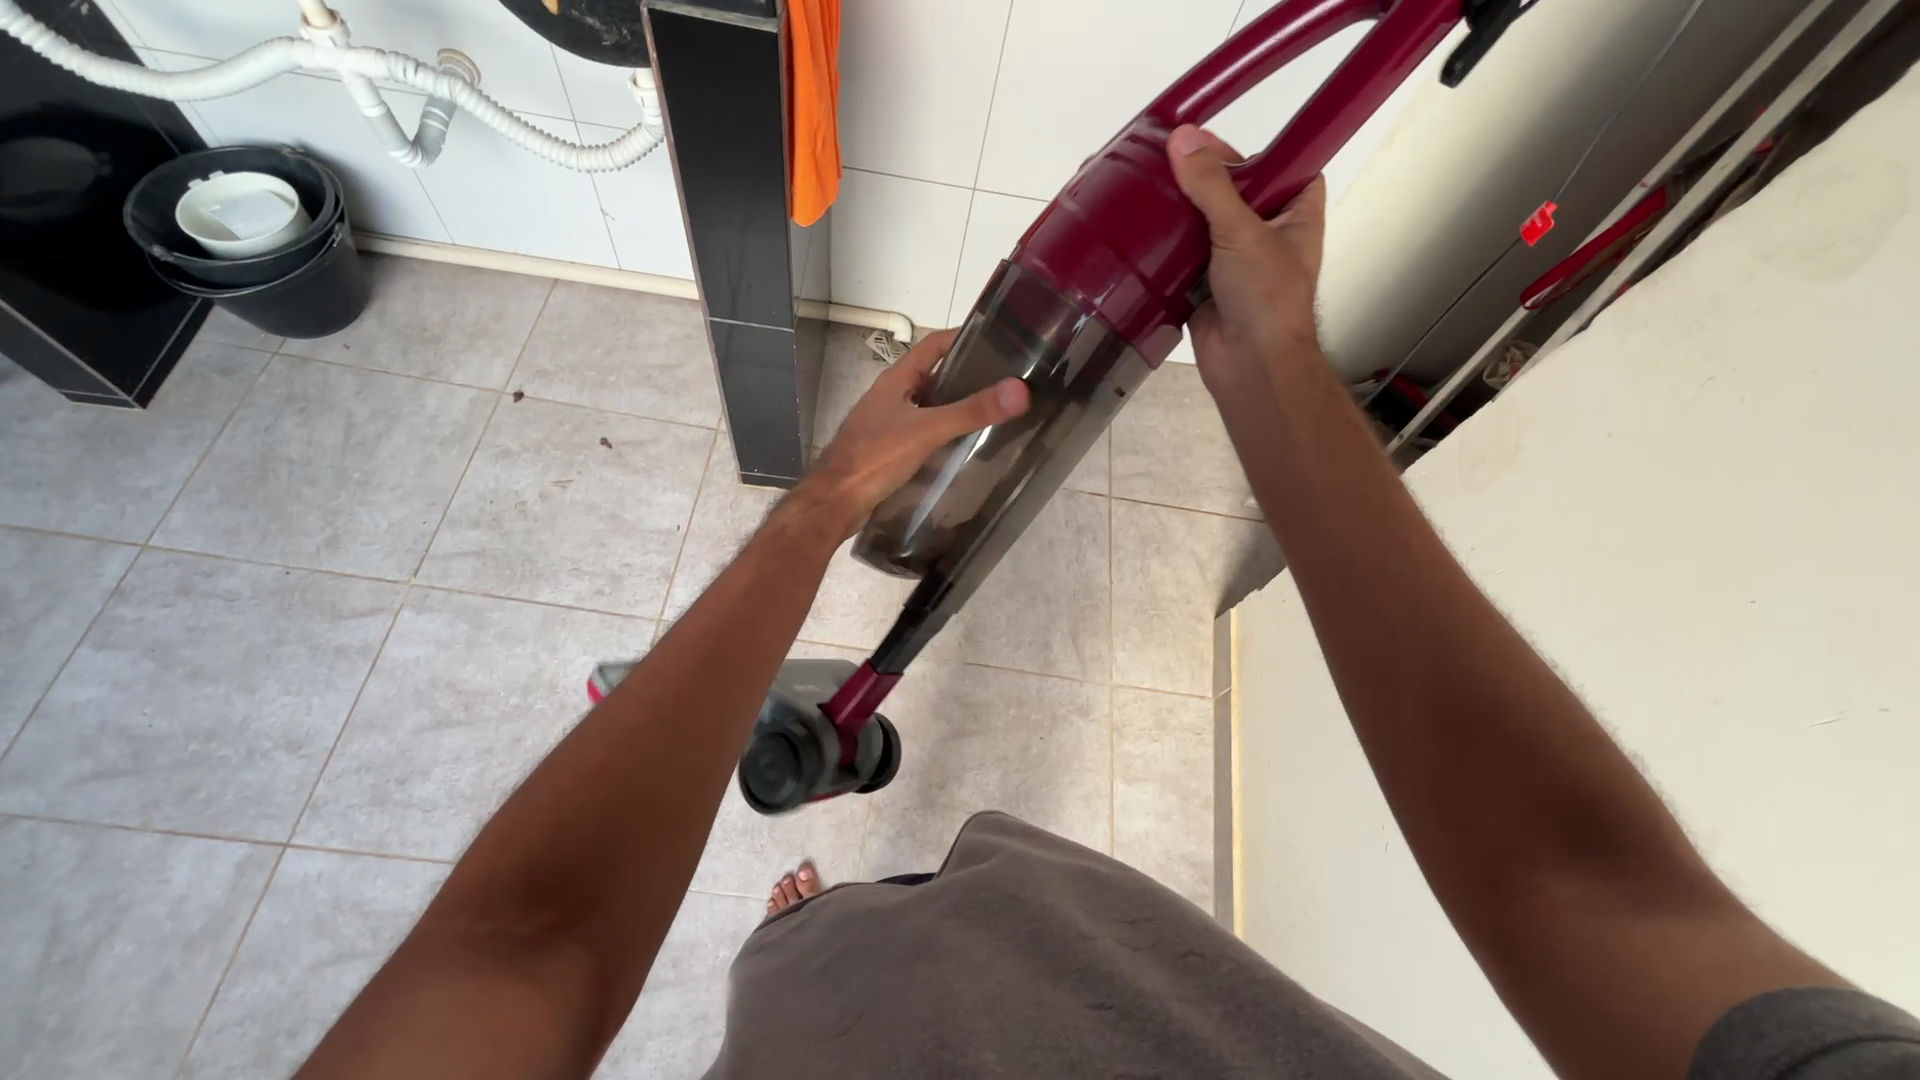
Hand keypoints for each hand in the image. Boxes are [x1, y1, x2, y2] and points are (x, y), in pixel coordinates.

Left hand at [794, 327, 1030, 538]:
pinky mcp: (888, 450)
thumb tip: (1019, 390)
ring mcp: (887, 424)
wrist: (835, 501)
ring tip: (991, 414)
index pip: (934, 345)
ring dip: (955, 409)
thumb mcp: (928, 430)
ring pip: (928, 408)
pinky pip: (922, 435)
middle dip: (966, 377)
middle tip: (1004, 382)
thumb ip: (971, 411)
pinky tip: (962, 449)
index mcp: (897, 379)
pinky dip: (943, 436)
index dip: (963, 337)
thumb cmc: (875, 457)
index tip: (997, 339)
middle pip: (934, 376)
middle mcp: (891, 396)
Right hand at [1166, 125, 1327, 396]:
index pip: (1284, 166)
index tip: (1213, 140)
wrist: (1249, 365)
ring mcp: (1234, 262)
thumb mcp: (1242, 231)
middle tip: (1167, 158)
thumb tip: (1181, 139)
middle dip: (1204, 180)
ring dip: (1180, 212)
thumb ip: (1212, 186)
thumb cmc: (1266, 296)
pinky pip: (1183, 256)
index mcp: (1296, 214)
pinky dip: (1165, 245)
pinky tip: (1139, 227)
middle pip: (1236, 193)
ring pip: (1205, 225)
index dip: (1255, 151)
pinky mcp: (1204, 285)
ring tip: (1146, 185)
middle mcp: (1267, 234)